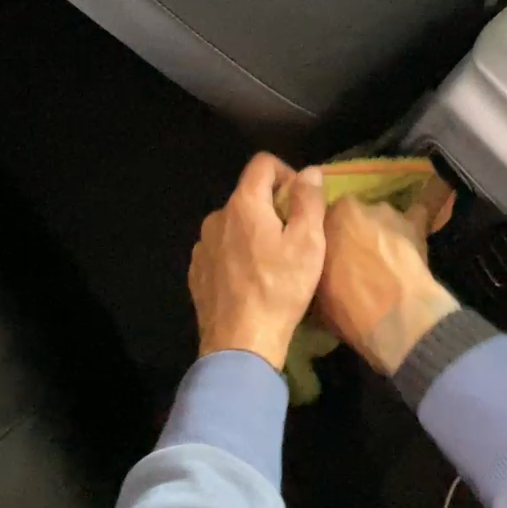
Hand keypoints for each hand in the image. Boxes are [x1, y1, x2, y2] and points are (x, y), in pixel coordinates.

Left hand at [189, 153, 326, 370]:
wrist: (240, 344)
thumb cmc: (280, 289)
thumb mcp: (308, 243)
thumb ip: (309, 200)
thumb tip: (310, 171)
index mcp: (244, 204)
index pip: (262, 163)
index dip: (287, 172)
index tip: (302, 199)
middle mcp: (216, 217)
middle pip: (248, 195)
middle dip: (272, 207)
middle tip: (295, 237)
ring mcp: (202, 246)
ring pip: (234, 224)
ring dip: (254, 232)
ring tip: (273, 262)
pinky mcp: (197, 272)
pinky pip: (221, 249)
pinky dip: (237, 254)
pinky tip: (252, 280)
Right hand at [315, 193, 459, 375]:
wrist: (396, 318)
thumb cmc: (347, 308)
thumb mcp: (316, 291)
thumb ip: (315, 267)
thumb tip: (317, 268)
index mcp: (325, 218)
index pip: (321, 219)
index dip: (327, 238)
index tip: (329, 255)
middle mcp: (354, 206)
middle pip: (352, 216)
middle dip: (354, 232)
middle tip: (356, 259)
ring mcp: (388, 212)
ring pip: (381, 218)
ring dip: (382, 232)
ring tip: (387, 257)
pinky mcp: (416, 224)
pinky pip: (419, 209)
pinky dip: (421, 211)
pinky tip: (425, 215)